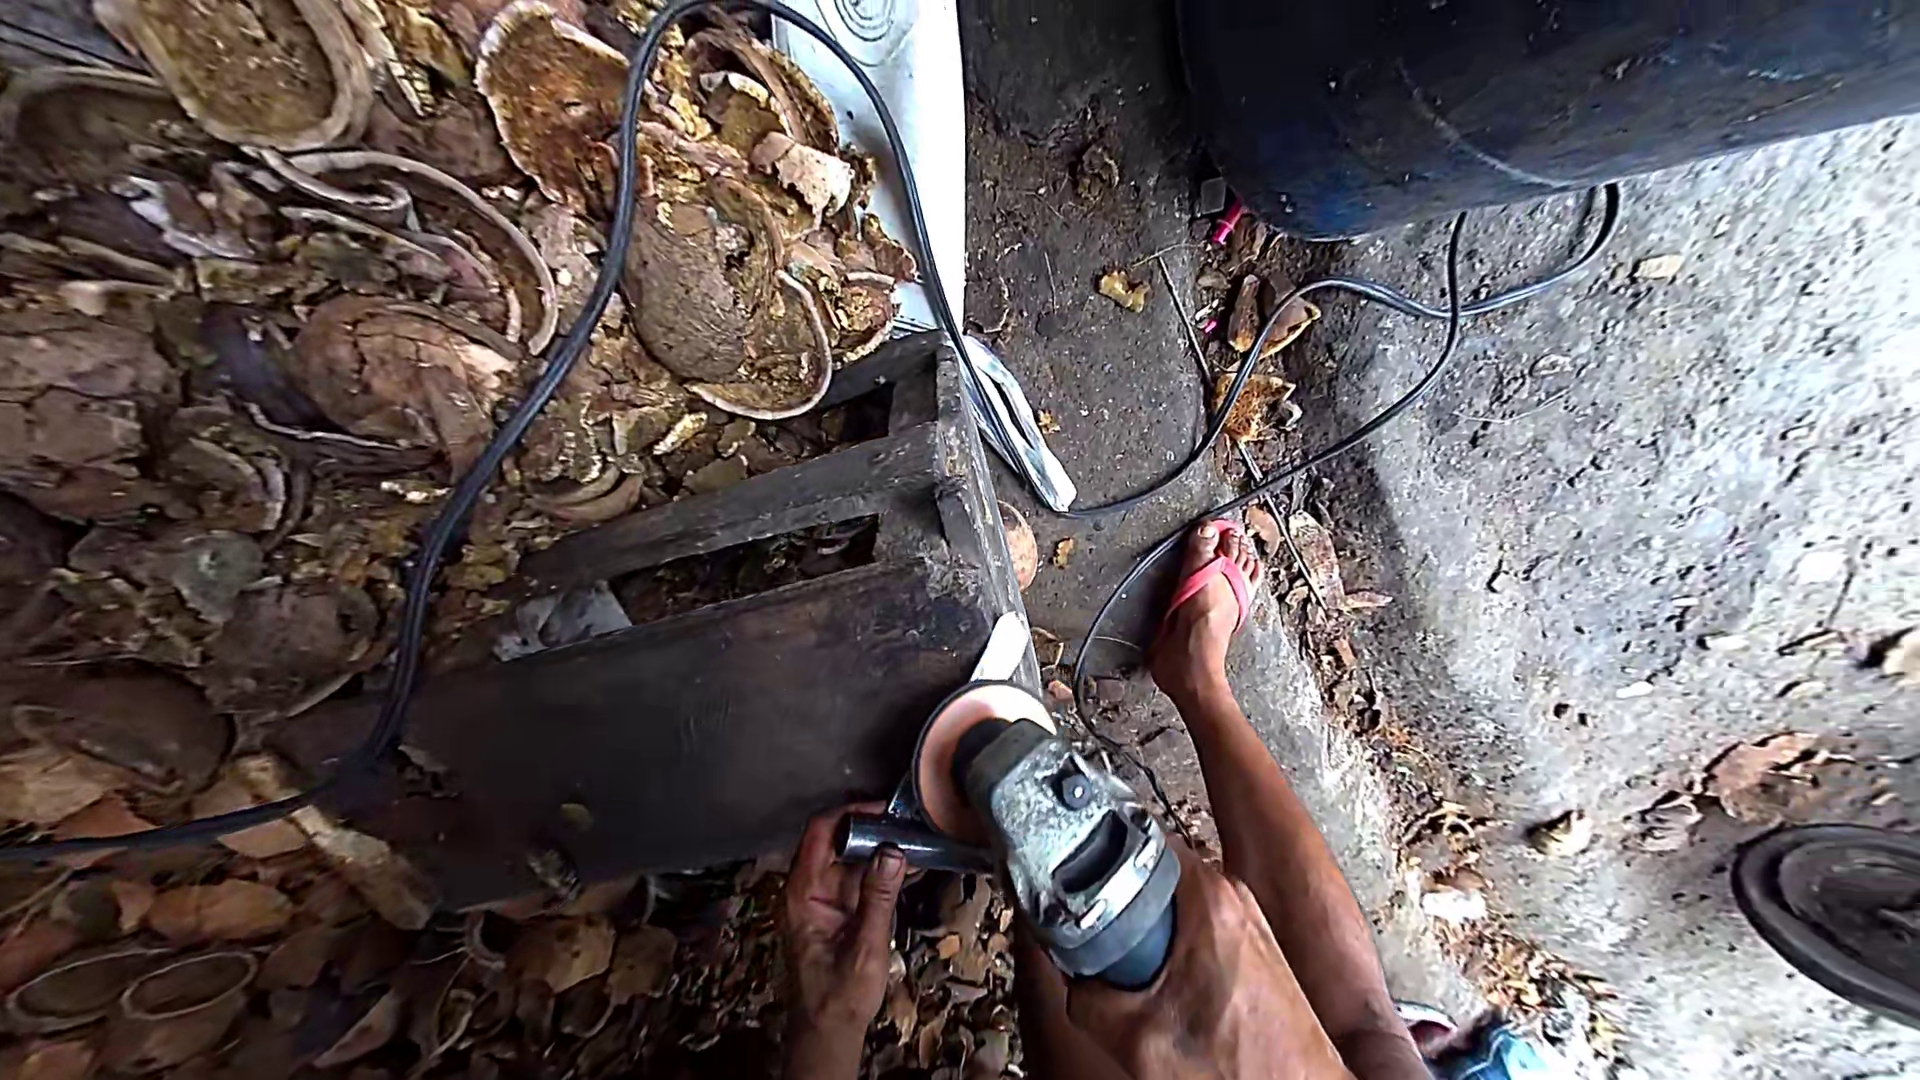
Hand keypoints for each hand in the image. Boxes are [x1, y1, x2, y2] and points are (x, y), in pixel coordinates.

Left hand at [779, 804, 906, 1079]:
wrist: (828, 1035)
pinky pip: (853, 875)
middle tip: (901, 821)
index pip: (819, 832)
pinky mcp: (832, 907)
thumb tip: (893, 851)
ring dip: (875, 847)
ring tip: (908, 839)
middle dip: (867, 826)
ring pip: (846, 855)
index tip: (881, 809)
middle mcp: (805, 889)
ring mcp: (818, 897)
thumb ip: (879, 897)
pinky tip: (903, 867)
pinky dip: (876, 868)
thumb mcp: (866, 947)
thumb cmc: (840, 997)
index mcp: (802, 893)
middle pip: (833, 838)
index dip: (849, 812)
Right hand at [1065, 845, 1356, 1079]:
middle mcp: (1232, 895)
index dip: (1104, 849)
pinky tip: (1172, 981)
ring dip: (1152, 918)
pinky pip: (1200, 916)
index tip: (1084, 871)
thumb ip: (1086, 995)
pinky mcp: (1255, 940)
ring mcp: (1247, 916)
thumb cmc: (1245, 1074)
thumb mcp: (1137, 1039)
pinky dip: (1177, 936)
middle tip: (1105, 930)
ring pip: (1177, 893)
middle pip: (1156, 866)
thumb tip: (1068, 970)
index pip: (1140, 836)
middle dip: (1125, 893)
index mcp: (1208, 897)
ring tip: (1139, 962)